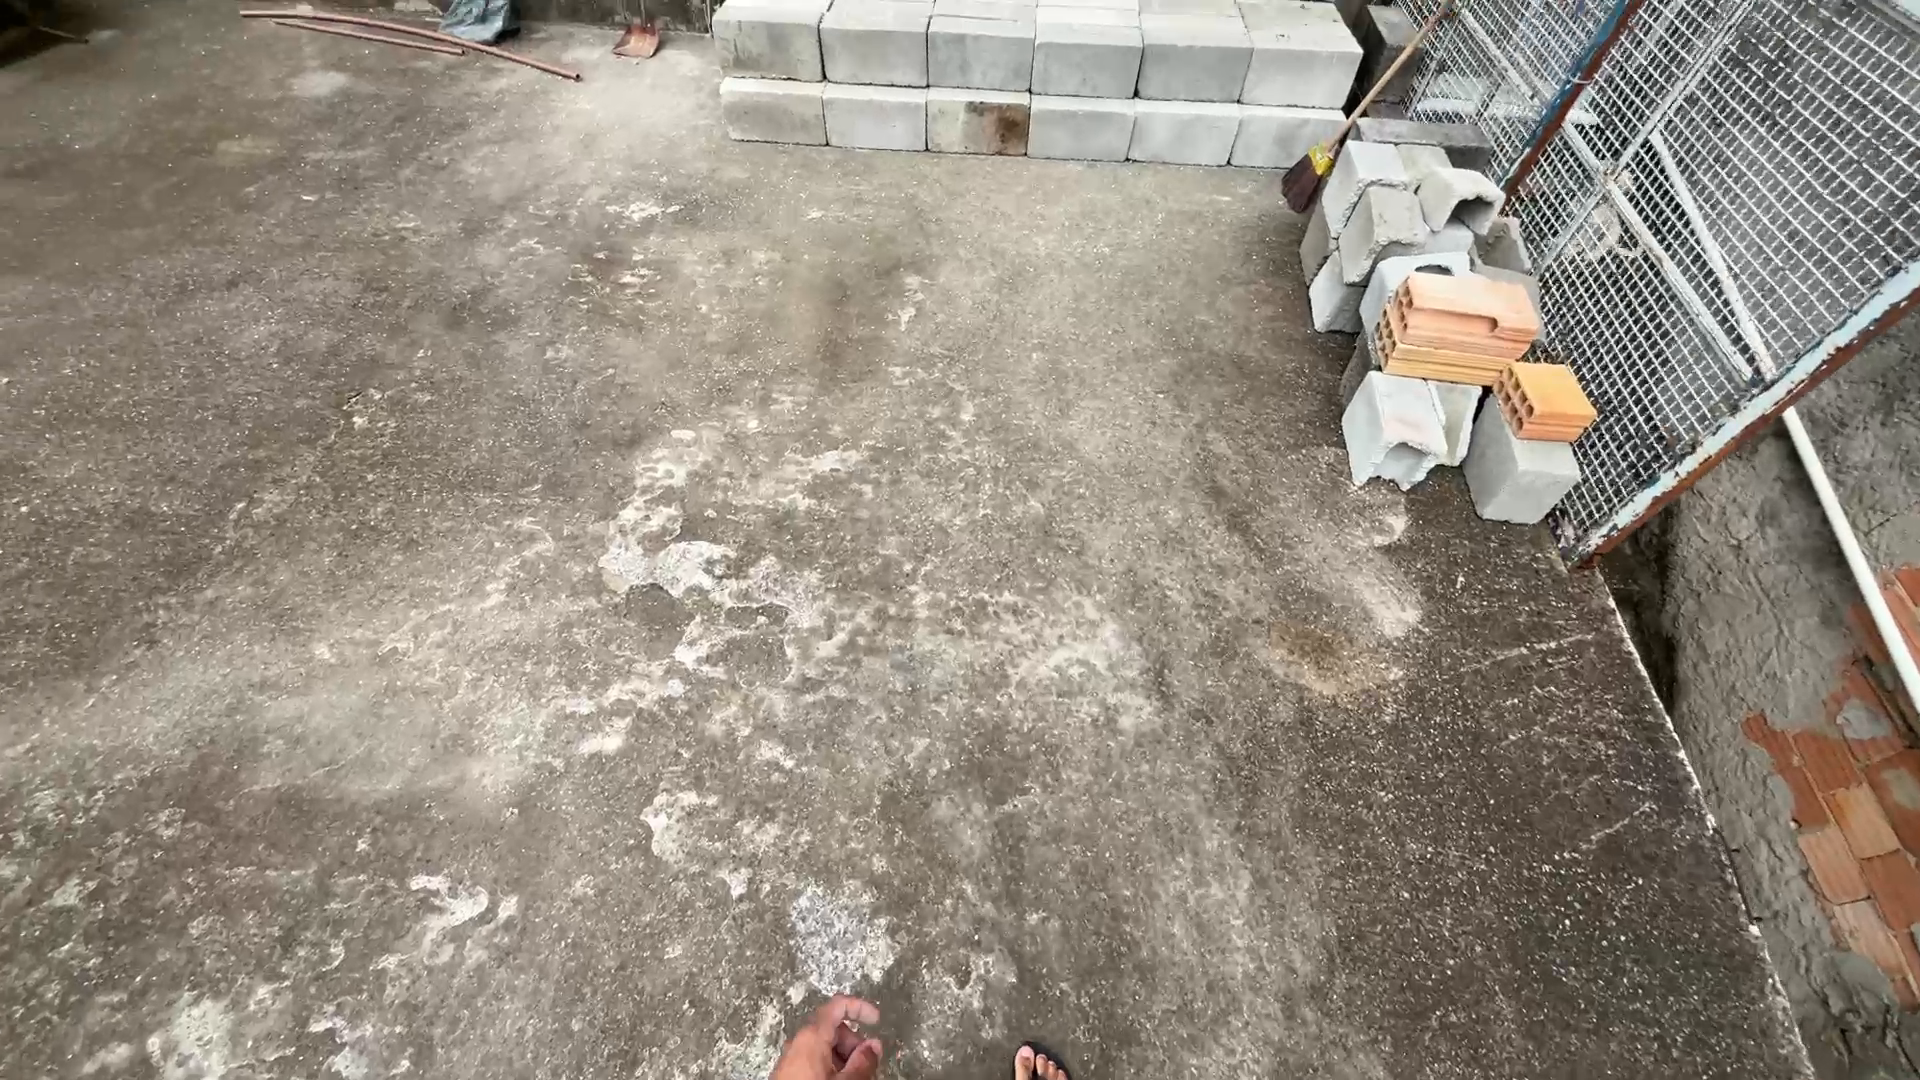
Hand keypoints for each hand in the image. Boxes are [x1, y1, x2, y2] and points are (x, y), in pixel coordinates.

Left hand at [769, 995, 883, 1079]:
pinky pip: (813, 1061)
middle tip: (866, 1065)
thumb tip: (874, 1046)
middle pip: (832, 1029)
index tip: (876, 1021)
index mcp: (812, 1035)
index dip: (860, 1008)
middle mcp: (799, 1041)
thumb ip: (862, 1062)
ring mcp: (791, 1058)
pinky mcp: (787, 1074)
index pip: (839, 1005)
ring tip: (852, 1078)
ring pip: (823, 1047)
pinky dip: (829, 1067)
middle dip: (853, 1043)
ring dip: (842, 1058)